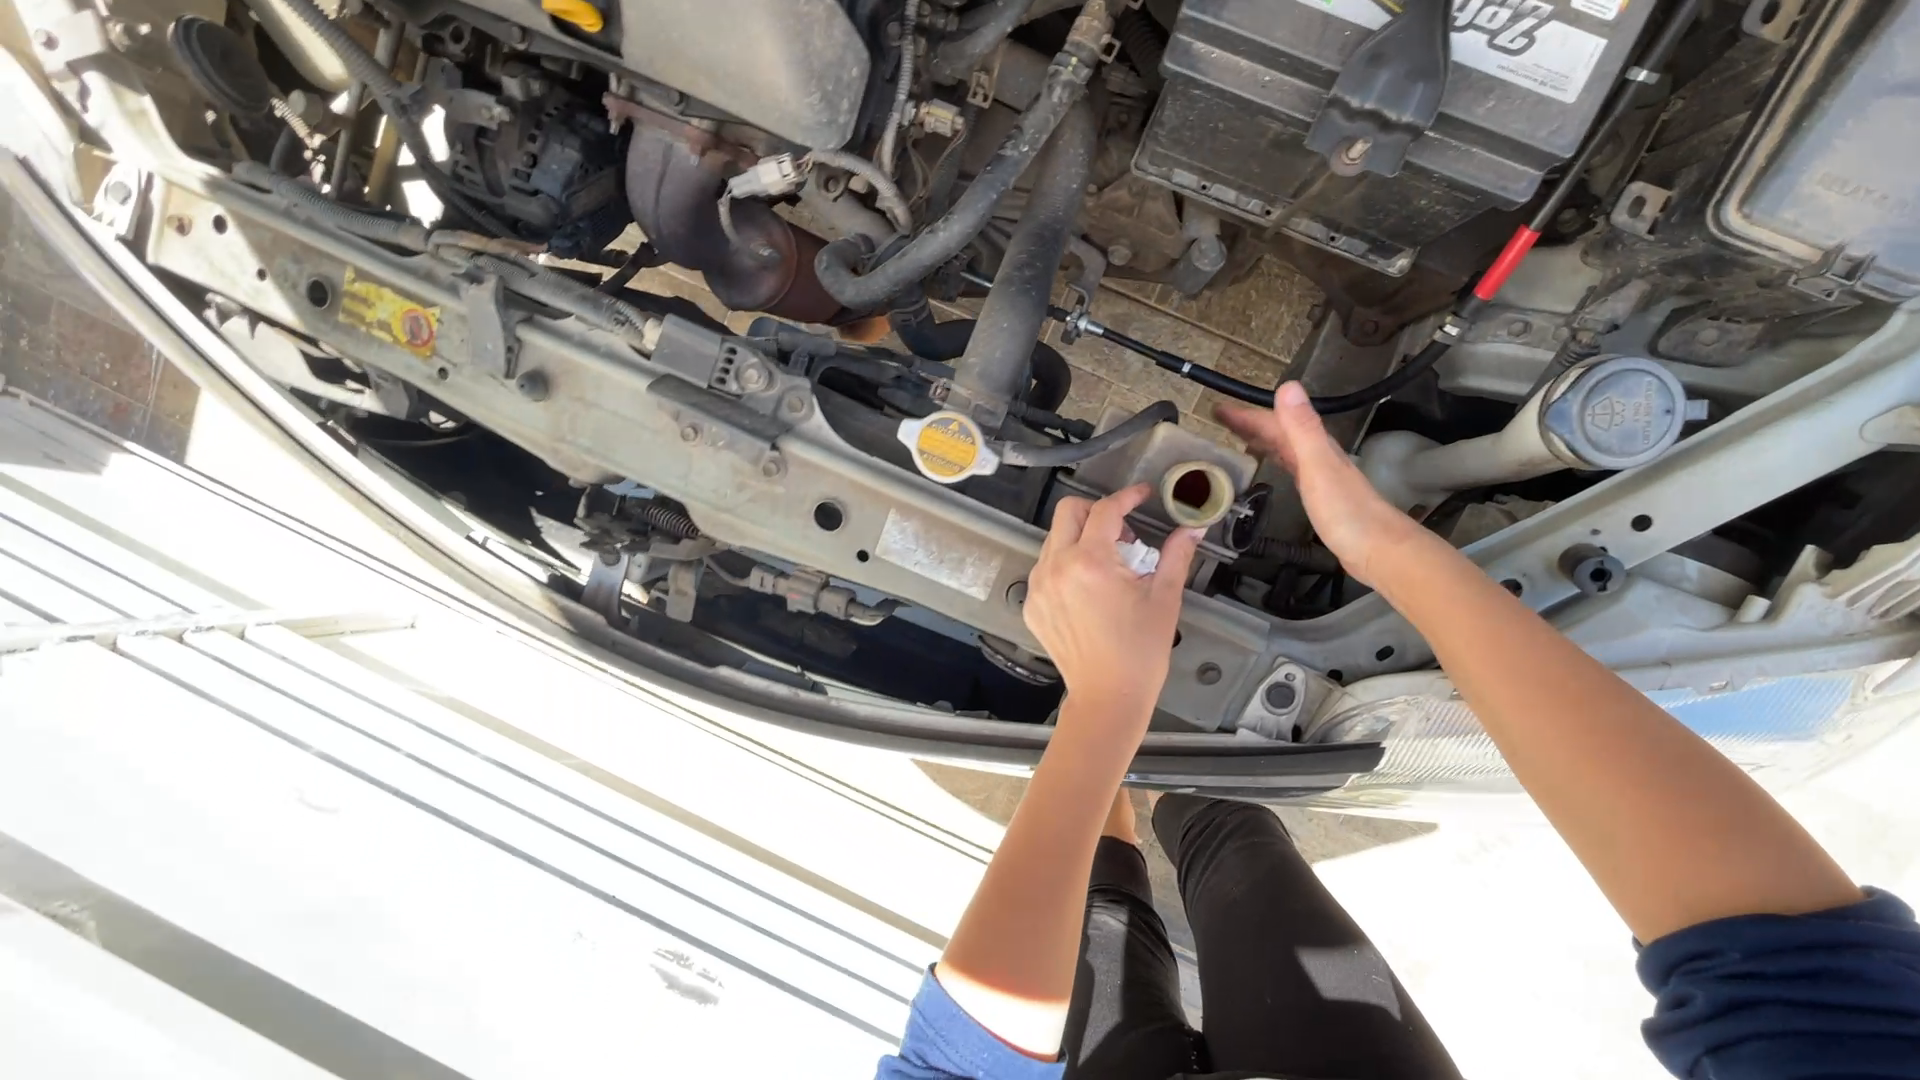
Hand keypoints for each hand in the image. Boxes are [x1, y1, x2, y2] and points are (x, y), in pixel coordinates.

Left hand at [1024, 484, 1201, 717]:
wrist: (1108, 696)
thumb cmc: (1139, 653)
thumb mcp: (1164, 599)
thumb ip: (1176, 555)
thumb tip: (1192, 528)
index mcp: (1090, 563)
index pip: (1105, 510)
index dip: (1127, 497)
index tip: (1140, 496)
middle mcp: (1056, 569)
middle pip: (1068, 512)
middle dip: (1096, 512)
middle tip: (1123, 530)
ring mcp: (1039, 587)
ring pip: (1053, 539)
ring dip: (1079, 538)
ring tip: (1109, 563)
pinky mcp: (1032, 605)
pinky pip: (1044, 568)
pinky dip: (1065, 565)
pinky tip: (1089, 587)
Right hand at [1216, 381, 1428, 587]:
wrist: (1378, 548)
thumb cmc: (1346, 512)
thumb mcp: (1318, 466)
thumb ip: (1302, 428)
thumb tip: (1288, 386)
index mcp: (1315, 447)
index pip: (1275, 423)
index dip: (1247, 415)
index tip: (1219, 410)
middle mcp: (1318, 456)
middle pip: (1280, 433)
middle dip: (1251, 424)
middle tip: (1221, 421)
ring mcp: (1320, 476)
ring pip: (1286, 449)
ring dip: (1262, 440)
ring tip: (1239, 439)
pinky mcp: (1319, 497)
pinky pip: (1291, 469)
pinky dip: (1277, 461)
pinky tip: (1273, 467)